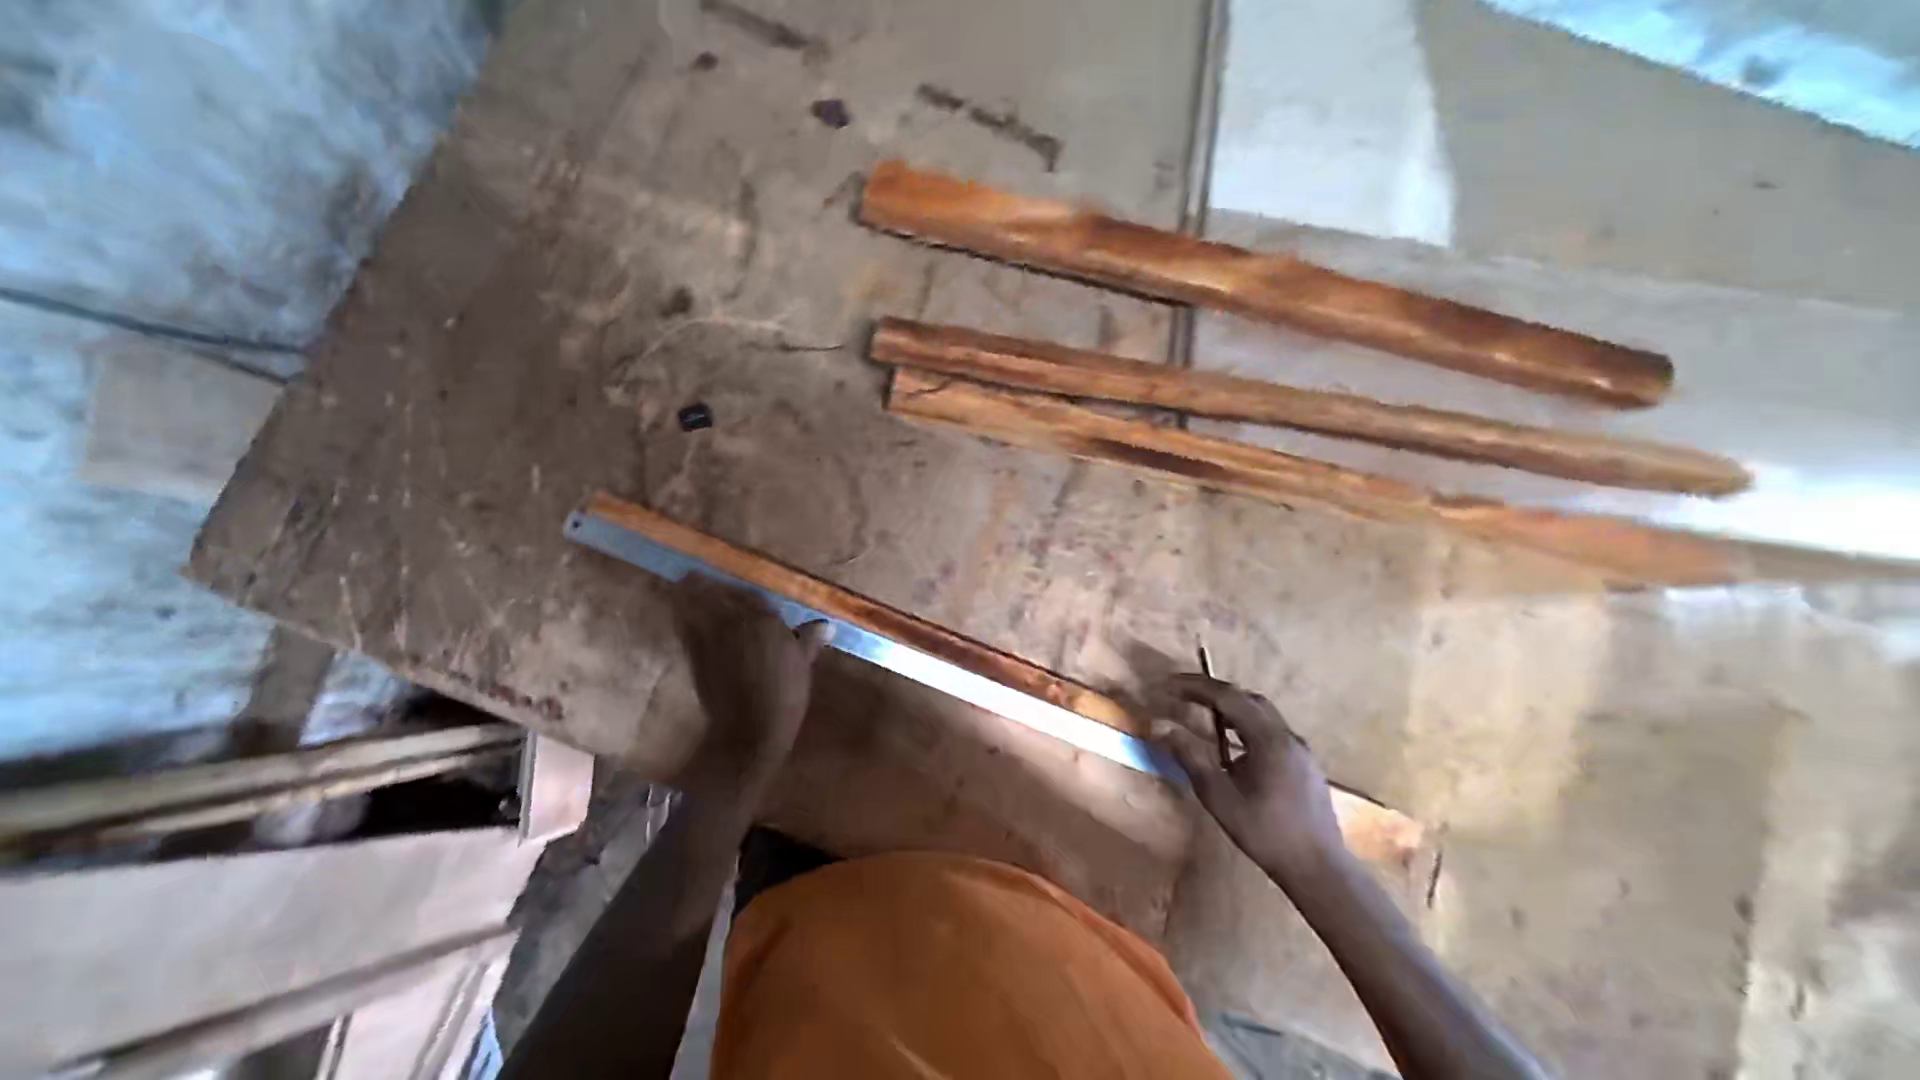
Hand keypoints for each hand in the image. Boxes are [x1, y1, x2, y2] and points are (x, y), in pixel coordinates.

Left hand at [669, 577, 831, 804]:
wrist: (751, 729)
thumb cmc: (785, 695)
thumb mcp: (802, 665)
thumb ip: (809, 640)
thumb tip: (826, 624)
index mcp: (766, 622)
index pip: (750, 596)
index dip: (738, 589)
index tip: (729, 581)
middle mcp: (737, 623)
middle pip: (718, 596)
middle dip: (705, 584)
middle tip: (692, 573)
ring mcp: (713, 639)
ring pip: (697, 609)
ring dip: (687, 595)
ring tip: (679, 584)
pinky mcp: (697, 657)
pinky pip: (686, 629)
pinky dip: (680, 618)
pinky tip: (676, 613)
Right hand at [1153, 675, 1345, 881]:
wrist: (1318, 868)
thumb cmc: (1265, 832)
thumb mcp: (1219, 795)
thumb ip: (1190, 756)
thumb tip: (1160, 727)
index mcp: (1268, 738)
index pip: (1228, 697)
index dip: (1195, 687)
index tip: (1169, 685)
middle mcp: (1287, 736)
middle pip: (1248, 698)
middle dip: (1214, 691)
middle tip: (1183, 693)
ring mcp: (1299, 750)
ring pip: (1262, 713)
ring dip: (1231, 706)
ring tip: (1203, 713)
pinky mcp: (1303, 764)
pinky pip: (1271, 730)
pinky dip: (1246, 724)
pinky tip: (1233, 743)